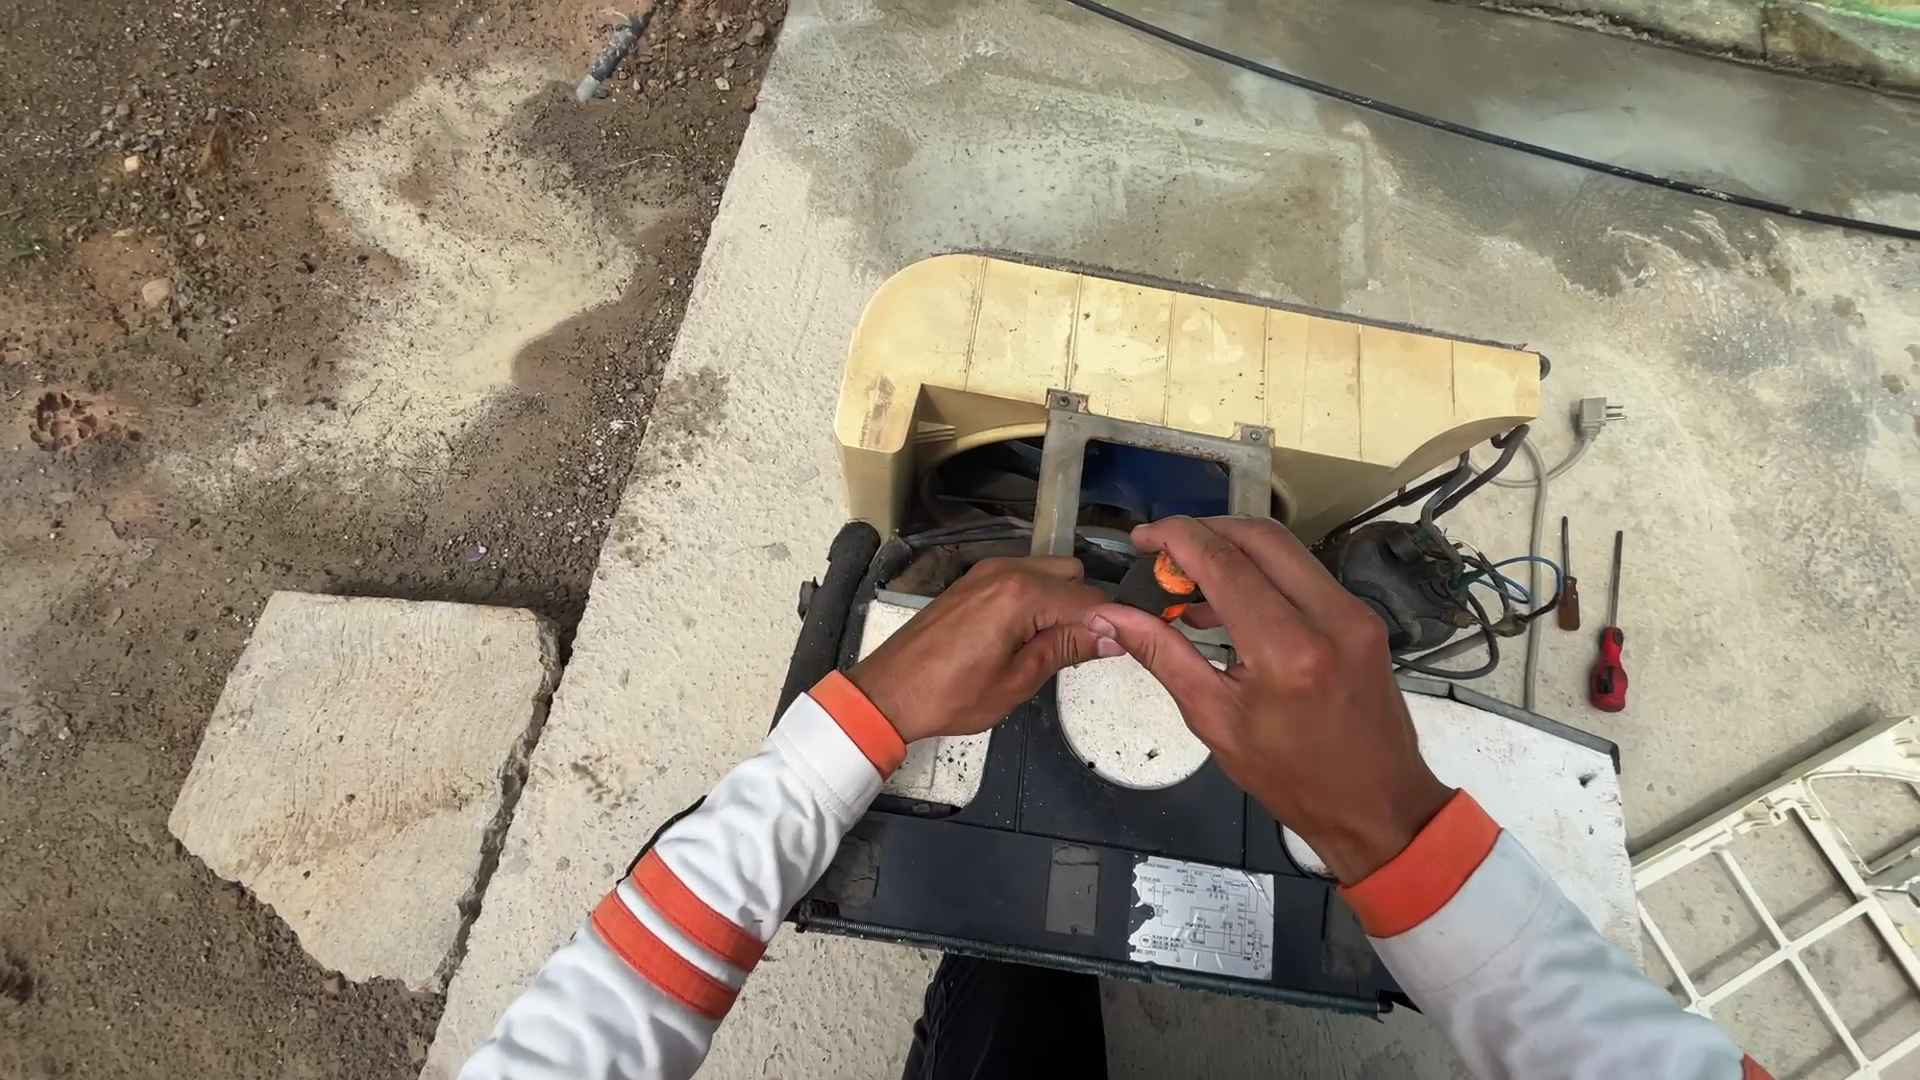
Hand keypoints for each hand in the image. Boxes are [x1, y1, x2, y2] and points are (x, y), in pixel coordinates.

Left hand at [848, 556, 1118, 743]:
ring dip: (1058, 602)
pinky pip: (1020, 577)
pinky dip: (1034, 598)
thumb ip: (1065, 650)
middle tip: (1077, 651)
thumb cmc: (951, 695)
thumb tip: (1112, 637)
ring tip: (1048, 646)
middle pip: (1071, 575)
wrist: (889, 692)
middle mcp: (1005, 570)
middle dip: (1083, 609)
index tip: (1123, 648)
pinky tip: (1024, 635)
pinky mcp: (972, 581)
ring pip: (1046, 572)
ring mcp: (985, 571)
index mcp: (1020, 594)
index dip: (1112, 625)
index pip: (1088, 600)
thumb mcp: (1017, 681)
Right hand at [1084, 517, 1451, 883]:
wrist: (1377, 806)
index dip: (1175, 537)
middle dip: (1202, 531)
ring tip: (1187, 580)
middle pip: (1257, 535)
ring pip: (1283, 547)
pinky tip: (1225, 602)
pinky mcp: (1361, 616)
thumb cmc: (1288, 774)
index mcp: (1287, 648)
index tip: (1141, 538)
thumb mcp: (1212, 718)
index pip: (1223, 562)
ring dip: (1230, 548)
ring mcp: (1353, 612)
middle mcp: (1328, 615)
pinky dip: (1258, 571)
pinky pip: (1301, 572)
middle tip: (1161, 552)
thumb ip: (1161, 654)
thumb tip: (1109, 615)